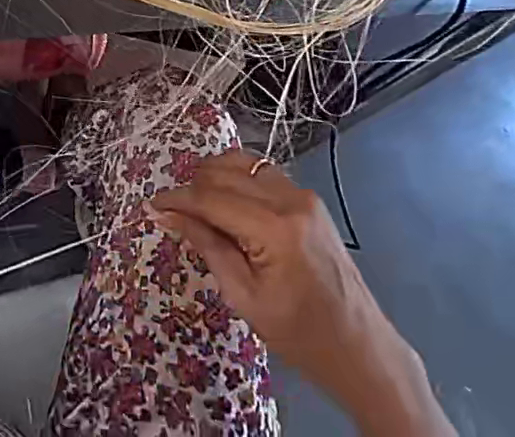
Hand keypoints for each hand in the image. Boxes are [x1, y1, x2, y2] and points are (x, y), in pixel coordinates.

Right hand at [148, 149, 454, 436]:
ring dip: (212, 176)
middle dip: (191, 188)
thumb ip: (205, 244)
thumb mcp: (243, 295)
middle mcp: (291, 201)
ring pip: (241, 163)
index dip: (174, 199)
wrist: (364, 352)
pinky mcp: (310, 201)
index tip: (150, 205)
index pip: (209, 198)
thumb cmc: (300, 334)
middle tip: (171, 211)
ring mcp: (304, 197)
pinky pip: (261, 172)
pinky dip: (235, 176)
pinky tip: (224, 198)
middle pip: (222, 174)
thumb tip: (165, 213)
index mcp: (274, 228)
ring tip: (196, 202)